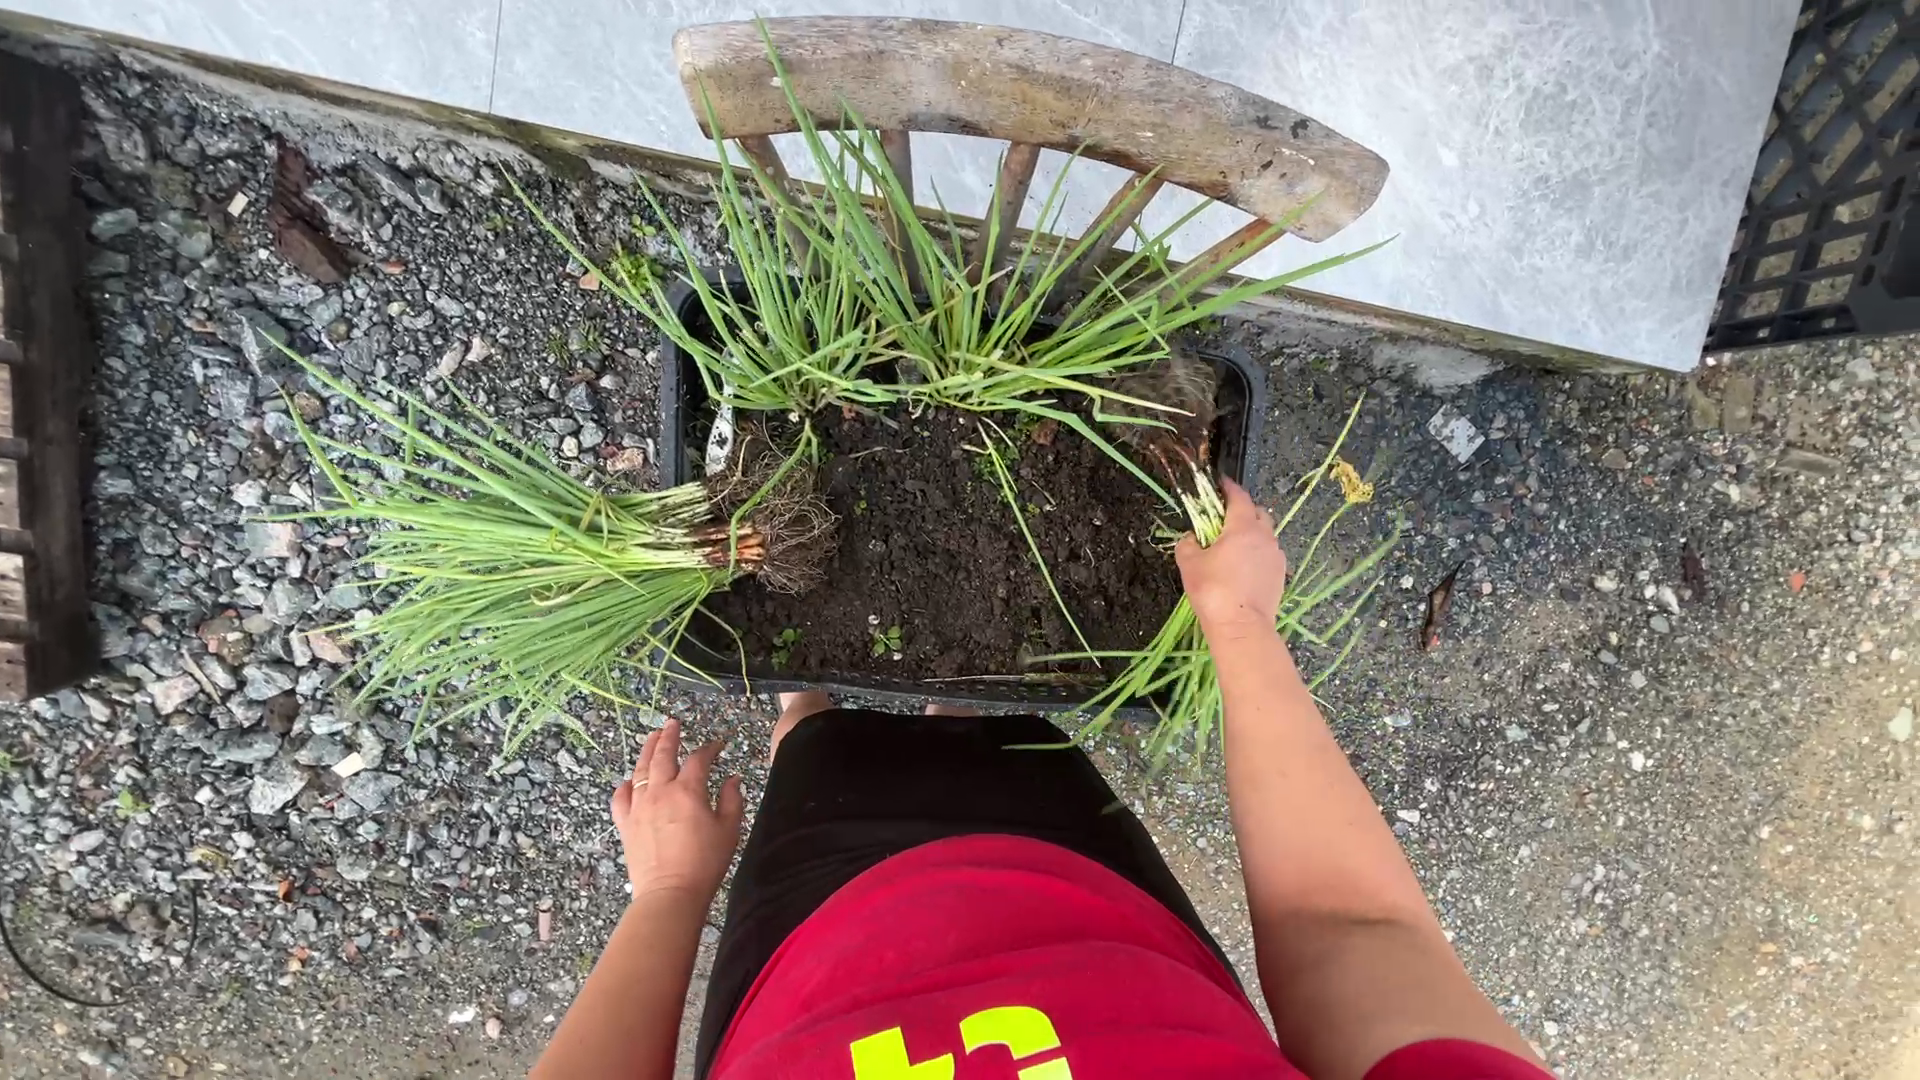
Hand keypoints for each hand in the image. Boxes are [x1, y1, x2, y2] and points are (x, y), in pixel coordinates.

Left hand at [610, 718, 744, 901]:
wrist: (670, 894)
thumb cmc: (705, 863)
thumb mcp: (729, 829)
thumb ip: (732, 800)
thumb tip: (733, 779)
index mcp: (688, 791)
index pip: (699, 759)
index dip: (710, 748)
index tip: (718, 745)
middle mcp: (661, 792)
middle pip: (663, 755)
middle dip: (670, 736)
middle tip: (673, 723)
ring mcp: (639, 808)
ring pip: (640, 770)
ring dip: (647, 750)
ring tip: (652, 737)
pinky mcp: (626, 825)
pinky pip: (620, 798)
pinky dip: (625, 786)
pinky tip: (629, 781)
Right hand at [1176, 477, 1286, 638]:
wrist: (1241, 626)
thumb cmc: (1212, 590)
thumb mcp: (1189, 564)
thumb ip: (1188, 543)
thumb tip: (1191, 538)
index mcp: (1242, 527)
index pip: (1238, 497)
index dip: (1228, 488)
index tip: (1220, 483)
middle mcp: (1264, 536)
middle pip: (1258, 512)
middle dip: (1243, 510)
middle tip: (1224, 518)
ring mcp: (1276, 556)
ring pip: (1266, 534)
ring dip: (1252, 532)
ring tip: (1234, 545)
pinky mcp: (1280, 574)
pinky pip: (1269, 554)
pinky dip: (1257, 552)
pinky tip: (1244, 566)